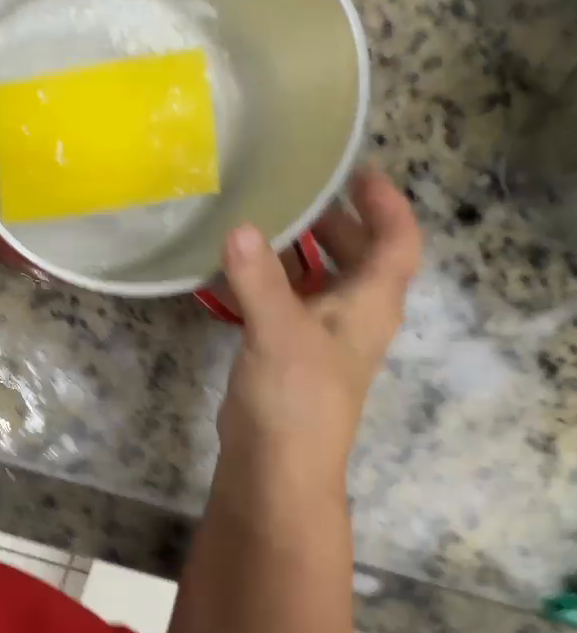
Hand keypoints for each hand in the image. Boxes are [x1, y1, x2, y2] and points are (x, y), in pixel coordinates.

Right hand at [216, 169, 421, 495]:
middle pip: (360, 257)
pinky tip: (236, 275)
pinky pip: (286, 301)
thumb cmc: (295, 394)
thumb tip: (237, 227)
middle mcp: (353, 314)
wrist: (277, 458)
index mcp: (370, 304)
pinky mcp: (286, 351)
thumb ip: (258, 280)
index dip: (385, 206)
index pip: (397, 243)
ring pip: (321, 279)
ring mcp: (319, 334)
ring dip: (300, 251)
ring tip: (263, 224)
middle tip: (298, 194)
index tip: (357, 174)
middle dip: (337, 223)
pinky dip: (269, 280)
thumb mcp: (278, 331)